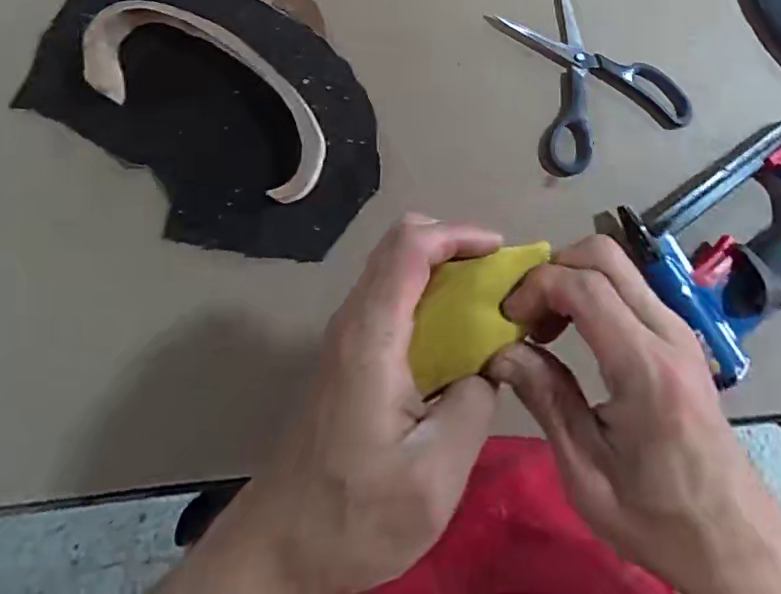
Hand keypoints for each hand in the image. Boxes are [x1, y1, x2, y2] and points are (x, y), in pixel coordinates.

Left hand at [158, 215, 503, 593]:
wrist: (279, 548)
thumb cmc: (353, 514)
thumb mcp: (434, 476)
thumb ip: (474, 406)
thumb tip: (488, 366)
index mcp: (372, 335)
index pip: (409, 245)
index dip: (458, 233)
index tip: (501, 252)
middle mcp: (354, 320)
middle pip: (401, 245)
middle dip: (455, 245)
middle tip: (500, 278)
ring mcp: (347, 336)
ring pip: (396, 269)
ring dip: (444, 270)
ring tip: (488, 302)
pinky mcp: (349, 355)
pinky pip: (393, 299)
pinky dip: (430, 297)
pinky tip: (458, 337)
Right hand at [492, 236, 780, 593]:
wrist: (733, 539)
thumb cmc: (656, 517)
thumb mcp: (586, 472)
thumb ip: (545, 399)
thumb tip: (501, 350)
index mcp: (646, 367)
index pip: (585, 285)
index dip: (536, 287)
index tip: (508, 319)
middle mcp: (669, 332)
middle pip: (604, 254)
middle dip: (553, 269)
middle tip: (525, 313)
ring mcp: (680, 329)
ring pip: (618, 263)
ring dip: (571, 277)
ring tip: (544, 325)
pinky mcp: (680, 335)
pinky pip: (629, 286)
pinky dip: (592, 289)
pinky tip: (574, 330)